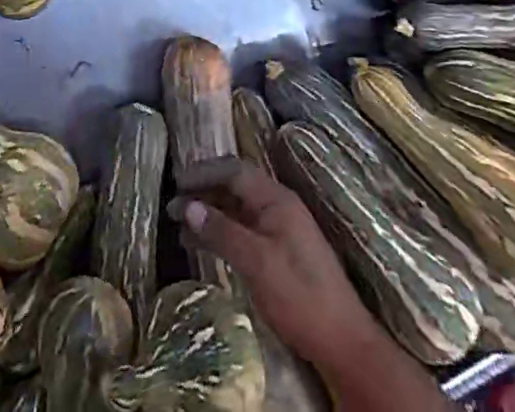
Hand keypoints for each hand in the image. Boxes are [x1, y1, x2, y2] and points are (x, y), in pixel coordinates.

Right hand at [172, 157, 380, 365]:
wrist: (342, 342)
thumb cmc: (299, 295)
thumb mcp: (256, 261)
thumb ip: (221, 231)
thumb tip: (187, 206)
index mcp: (277, 200)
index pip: (235, 171)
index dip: (204, 173)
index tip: (176, 183)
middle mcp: (278, 208)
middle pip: (234, 188)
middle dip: (202, 194)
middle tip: (171, 208)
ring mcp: (280, 230)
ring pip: (236, 211)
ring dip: (208, 215)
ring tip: (179, 228)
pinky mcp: (278, 253)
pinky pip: (242, 231)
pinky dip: (220, 234)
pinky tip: (201, 246)